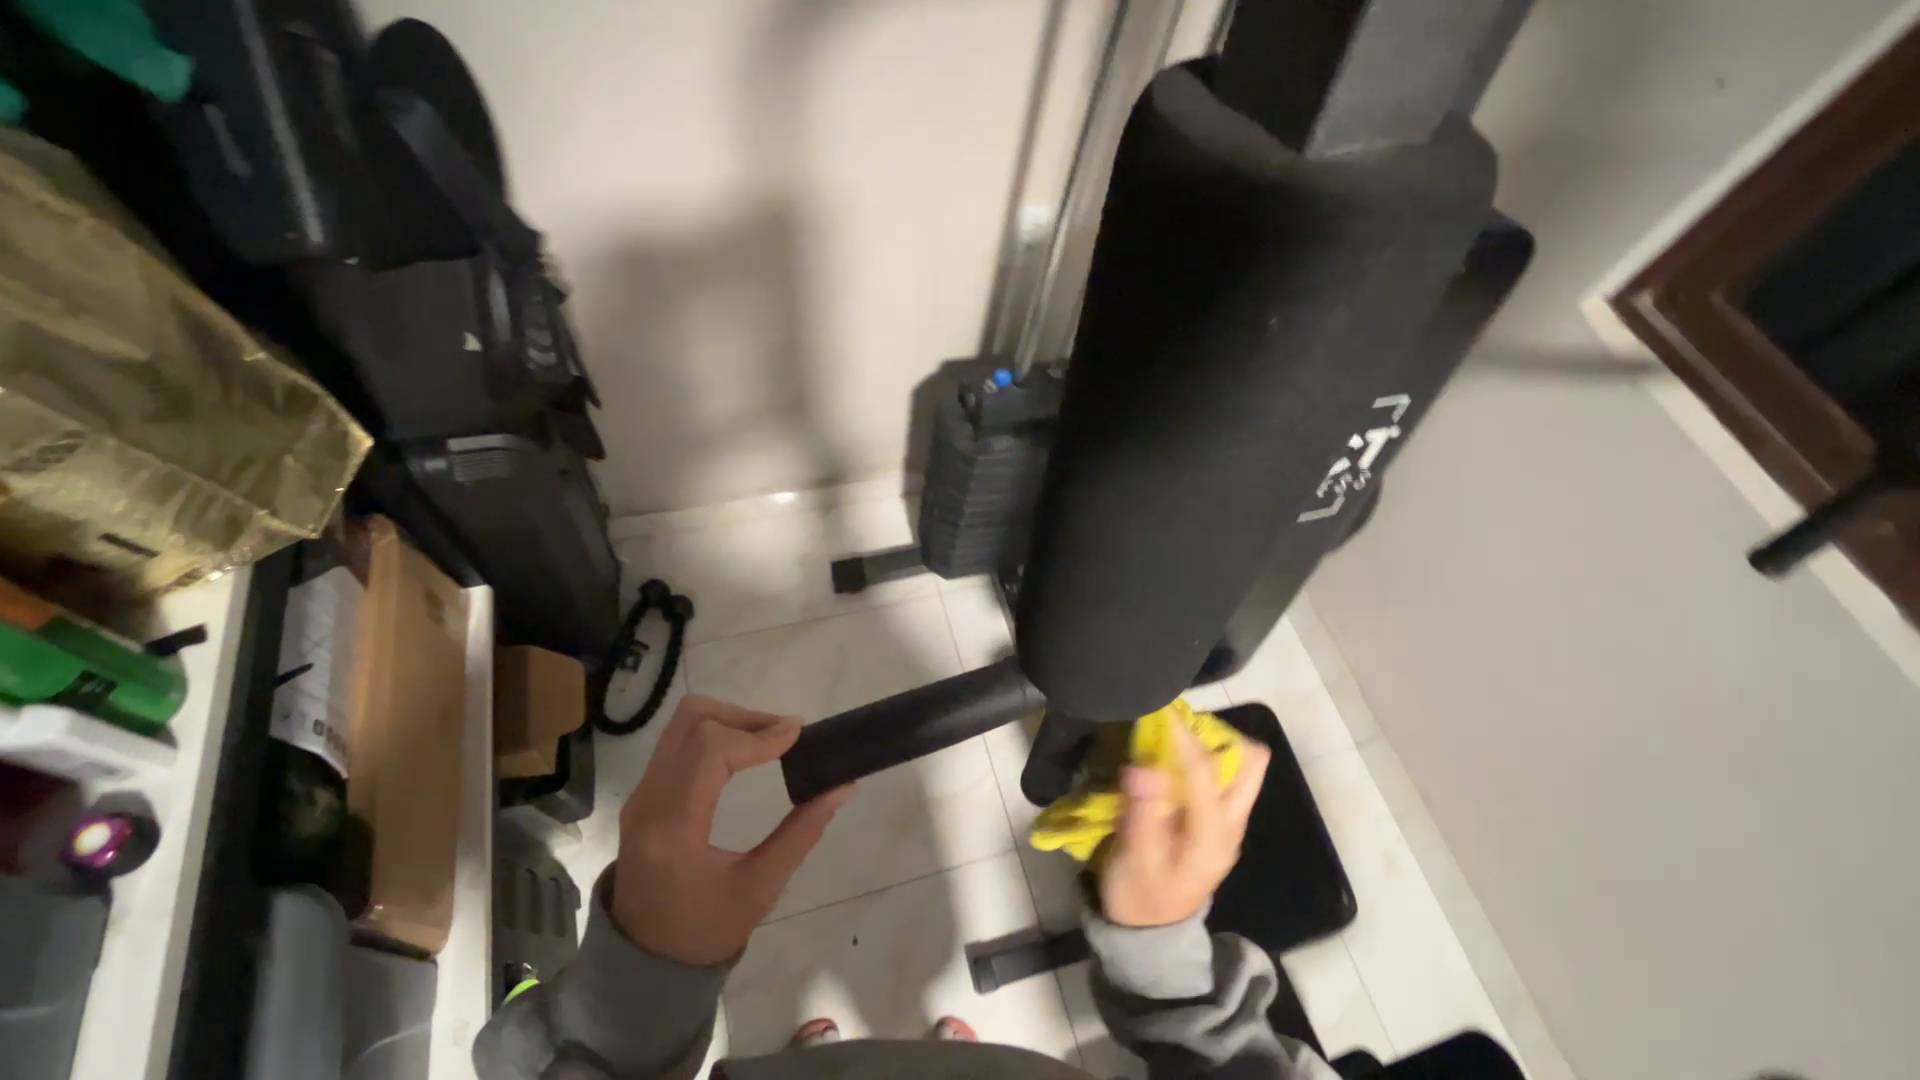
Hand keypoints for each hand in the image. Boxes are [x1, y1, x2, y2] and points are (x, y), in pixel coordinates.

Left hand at [610, 696, 853, 964]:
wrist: (644, 961)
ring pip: (682, 725)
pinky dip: (714, 735)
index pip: (710, 751)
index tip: (799, 736)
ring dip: (729, 721)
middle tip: (785, 736)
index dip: (758, 735)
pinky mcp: (643, 794)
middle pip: (692, 722)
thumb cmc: (705, 930)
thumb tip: (843, 786)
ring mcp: (641, 794)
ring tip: (768, 742)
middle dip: (745, 719)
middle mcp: (648, 801)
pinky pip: (678, 743)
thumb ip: (802, 833)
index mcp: (674, 828)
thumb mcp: (761, 888)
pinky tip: (744, 756)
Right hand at [1099, 723, 1269, 927]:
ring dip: (1212, 743)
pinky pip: (1224, 776)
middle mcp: (1231, 825)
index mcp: (1212, 836)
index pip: (1207, 771)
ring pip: (1241, 767)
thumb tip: (1144, 769)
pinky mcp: (1218, 821)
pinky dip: (1203, 757)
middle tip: (1176, 725)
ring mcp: (1229, 823)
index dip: (1184, 736)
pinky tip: (1171, 757)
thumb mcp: (1134, 860)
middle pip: (1250, 763)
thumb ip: (1142, 814)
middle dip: (1217, 735)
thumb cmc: (1139, 896)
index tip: (1162, 708)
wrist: (1151, 933)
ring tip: (1172, 735)